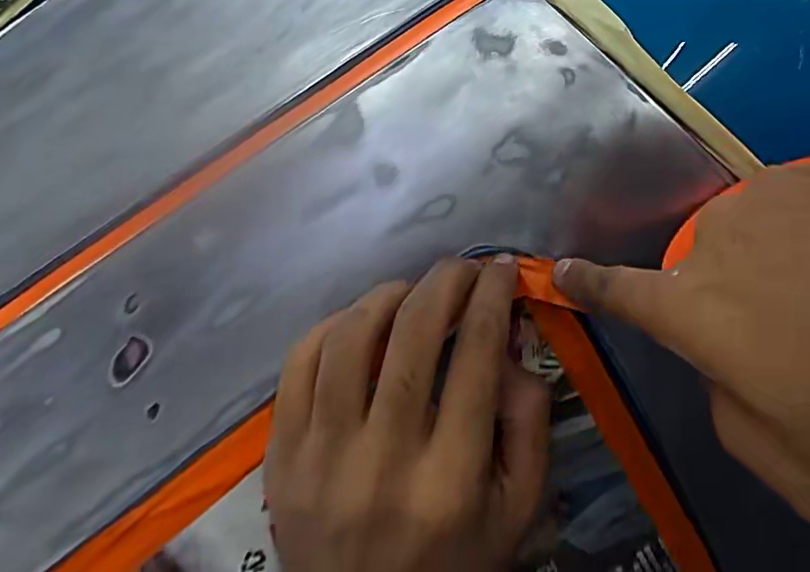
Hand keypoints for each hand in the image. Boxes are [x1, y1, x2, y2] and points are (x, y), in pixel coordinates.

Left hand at [268, 255, 551, 571]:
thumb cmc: (450, 562)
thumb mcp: (515, 512)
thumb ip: (527, 425)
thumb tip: (509, 343)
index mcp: (450, 481)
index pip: (477, 356)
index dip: (492, 297)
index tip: (499, 269)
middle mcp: (384, 460)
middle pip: (413, 334)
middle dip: (444, 281)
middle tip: (460, 267)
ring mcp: (322, 455)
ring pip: (350, 338)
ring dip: (386, 295)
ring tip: (409, 291)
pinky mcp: (282, 452)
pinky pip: (299, 361)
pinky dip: (332, 324)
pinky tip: (358, 322)